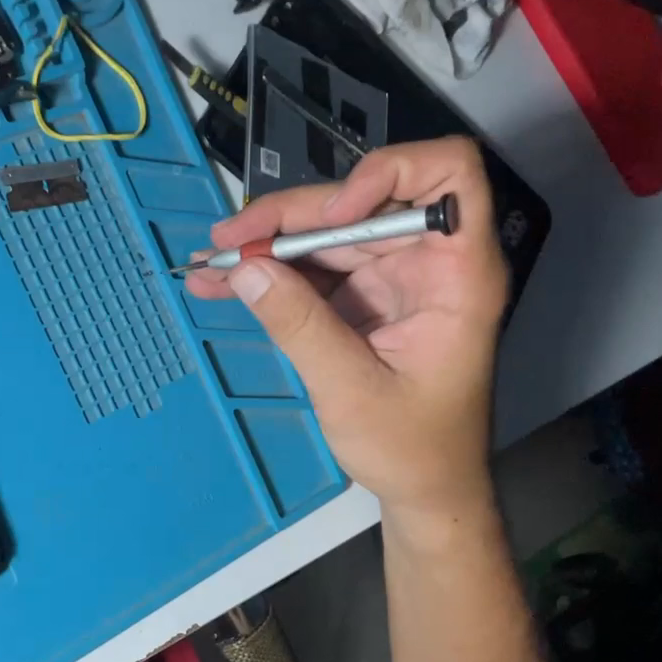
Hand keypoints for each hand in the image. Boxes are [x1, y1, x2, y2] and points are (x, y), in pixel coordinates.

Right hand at [185, 137, 508, 519]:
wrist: (421, 487)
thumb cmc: (410, 445)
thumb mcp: (351, 388)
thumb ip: (299, 326)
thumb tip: (245, 271)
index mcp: (453, 272)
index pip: (446, 175)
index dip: (387, 174)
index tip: (331, 214)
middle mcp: (422, 262)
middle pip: (358, 205)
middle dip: (289, 218)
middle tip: (226, 242)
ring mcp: (386, 280)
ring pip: (322, 237)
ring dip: (264, 246)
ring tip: (208, 262)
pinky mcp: (355, 301)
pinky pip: (307, 274)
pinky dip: (265, 276)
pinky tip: (220, 284)